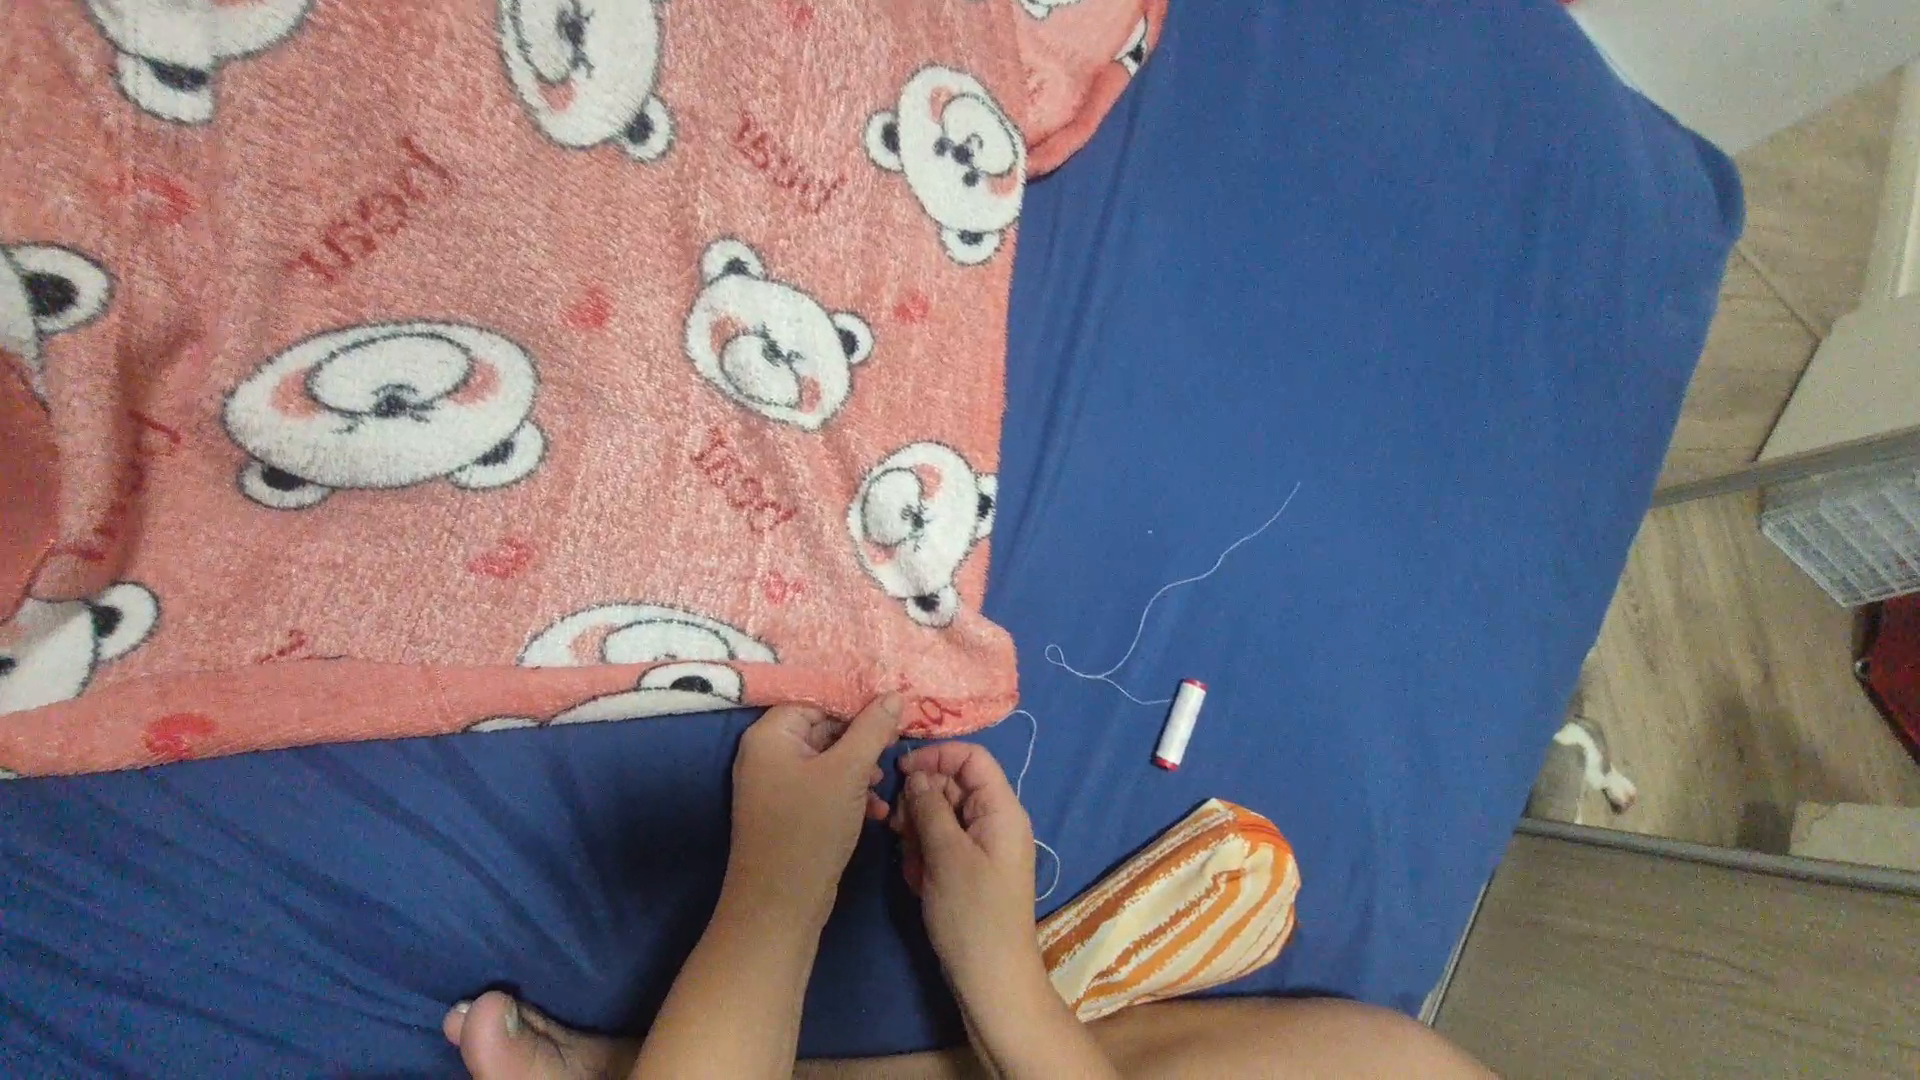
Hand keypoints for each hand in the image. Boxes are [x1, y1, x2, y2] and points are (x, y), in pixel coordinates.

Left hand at [726, 694, 901, 927]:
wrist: (780, 907)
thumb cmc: (810, 829)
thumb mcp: (849, 772)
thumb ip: (872, 729)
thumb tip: (894, 695)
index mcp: (771, 735)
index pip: (816, 698)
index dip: (855, 700)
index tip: (892, 707)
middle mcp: (768, 753)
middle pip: (823, 726)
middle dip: (862, 736)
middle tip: (895, 742)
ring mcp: (777, 783)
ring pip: (828, 758)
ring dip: (860, 766)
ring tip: (885, 779)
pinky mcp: (790, 809)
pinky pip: (824, 785)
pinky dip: (850, 790)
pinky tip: (876, 808)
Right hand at [892, 742, 1044, 996]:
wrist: (992, 982)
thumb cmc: (973, 914)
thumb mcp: (946, 855)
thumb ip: (930, 807)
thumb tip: (916, 775)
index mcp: (1002, 809)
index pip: (973, 757)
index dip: (937, 755)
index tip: (902, 771)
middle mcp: (996, 819)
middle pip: (953, 784)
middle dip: (921, 799)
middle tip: (897, 826)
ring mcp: (983, 845)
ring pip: (943, 813)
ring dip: (918, 829)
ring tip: (909, 859)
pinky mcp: (970, 867)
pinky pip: (943, 842)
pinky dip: (924, 852)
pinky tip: (916, 877)